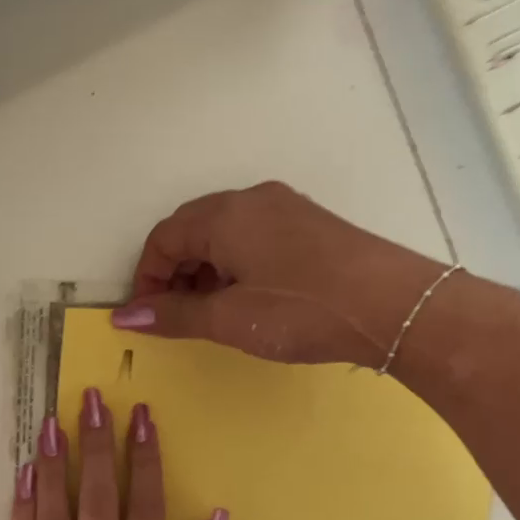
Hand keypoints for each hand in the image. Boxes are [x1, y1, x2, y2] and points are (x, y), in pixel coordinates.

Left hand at [8, 390, 225, 519]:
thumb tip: (215, 518)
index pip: (143, 504)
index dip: (144, 456)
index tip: (142, 414)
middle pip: (95, 497)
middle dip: (95, 443)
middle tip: (90, 397)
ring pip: (52, 513)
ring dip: (52, 464)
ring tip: (50, 421)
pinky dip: (22, 509)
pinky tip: (25, 476)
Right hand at [112, 181, 449, 367]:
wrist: (394, 306)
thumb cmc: (300, 310)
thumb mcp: (229, 319)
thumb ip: (173, 315)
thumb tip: (124, 317)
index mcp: (225, 214)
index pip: (164, 237)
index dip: (147, 278)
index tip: (149, 316)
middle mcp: (252, 200)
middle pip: (192, 231)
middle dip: (175, 274)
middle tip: (178, 317)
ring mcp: (285, 209)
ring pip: (224, 236)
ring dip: (205, 273)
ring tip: (213, 315)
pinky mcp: (309, 227)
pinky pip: (253, 240)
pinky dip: (235, 268)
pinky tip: (248, 302)